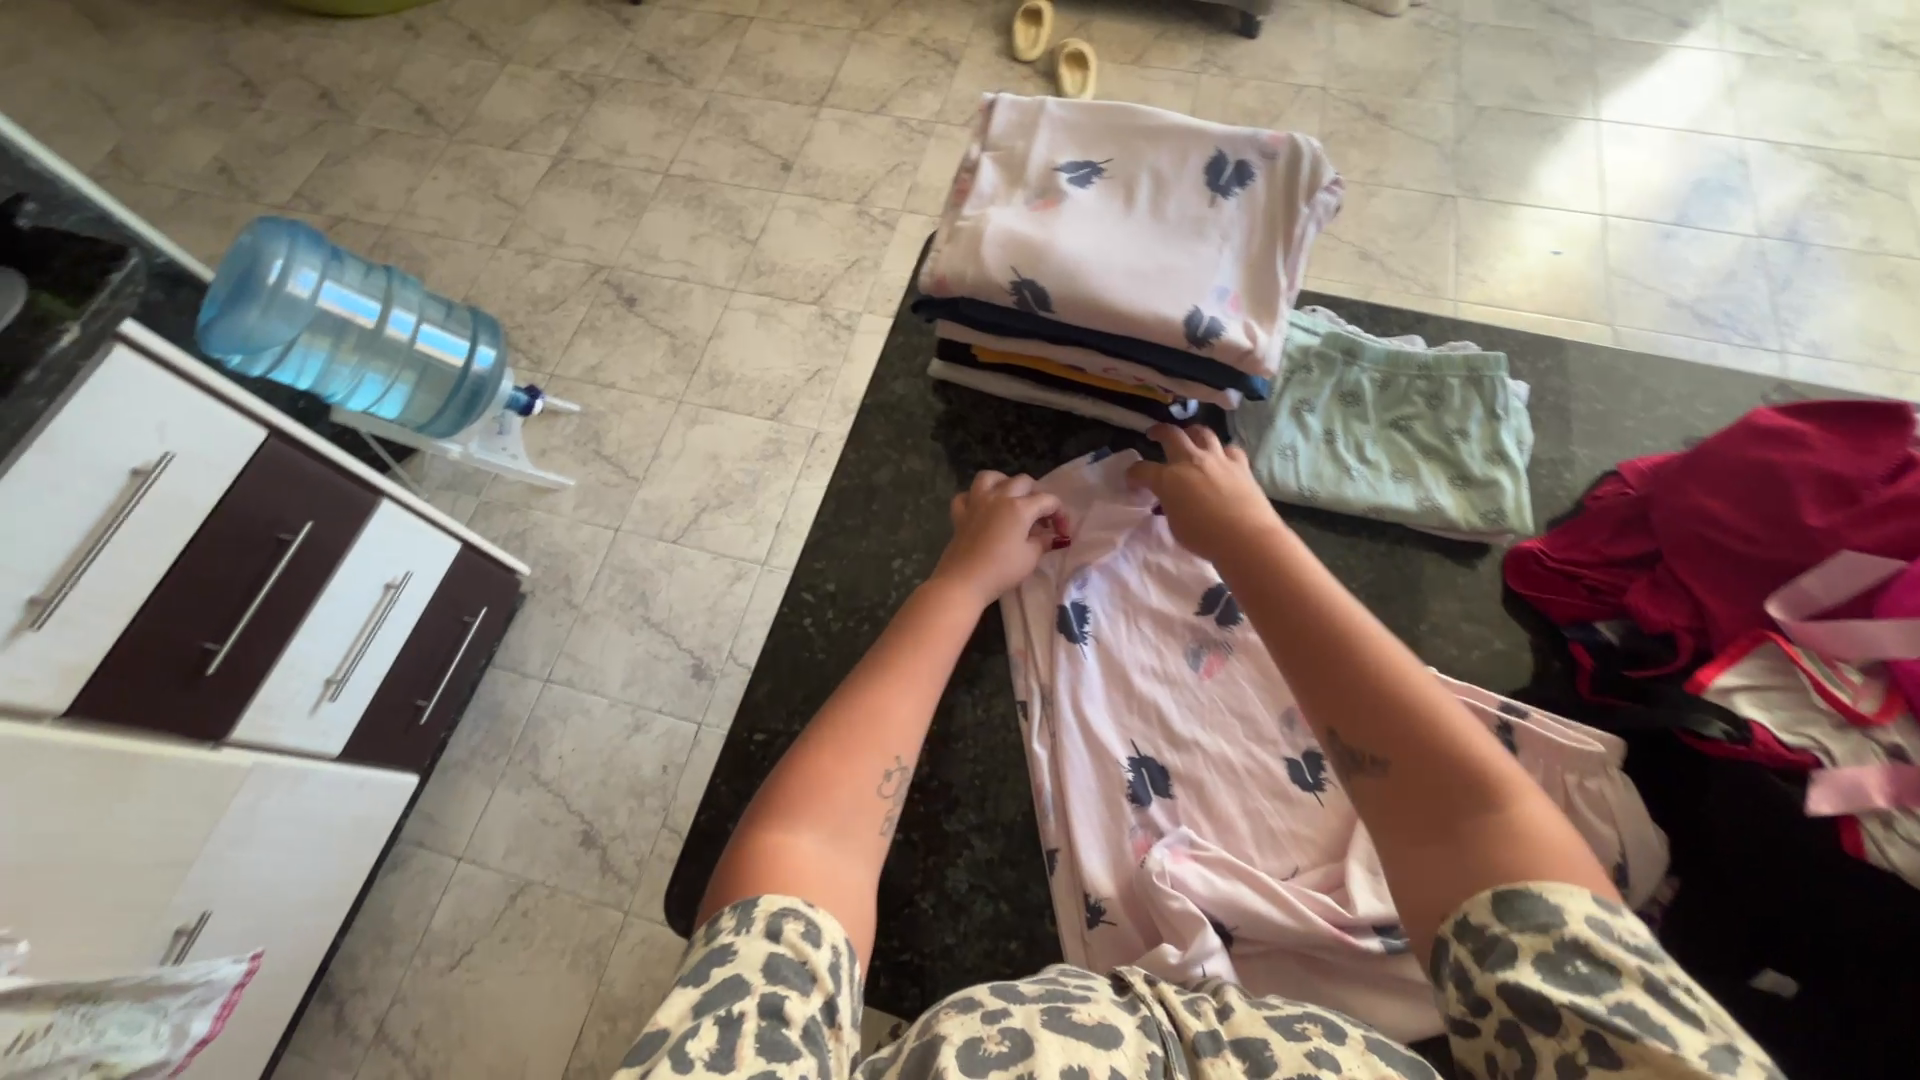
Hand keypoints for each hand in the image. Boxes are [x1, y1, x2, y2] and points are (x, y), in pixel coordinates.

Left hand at [931, 471, 1063, 607]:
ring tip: (1010, 497)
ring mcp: (976, 503)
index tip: (1063, 532)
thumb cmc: (1001, 570)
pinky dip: (974, 497)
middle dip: (1036, 494)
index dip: (1060, 514)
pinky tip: (981, 507)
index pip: (1048, 501)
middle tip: (1040, 516)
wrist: (964, 581)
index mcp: (1019, 507)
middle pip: (1022, 481)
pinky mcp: (959, 514)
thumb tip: (1052, 536)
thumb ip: (1043, 542)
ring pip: (989, 477)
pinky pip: (965, 495)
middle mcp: (998, 497)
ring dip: (1003, 482)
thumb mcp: (1030, 558)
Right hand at [1126, 424, 1283, 563]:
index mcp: (1168, 479)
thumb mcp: (1174, 524)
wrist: (1246, 538)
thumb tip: (1171, 499)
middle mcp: (1190, 461)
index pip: (1141, 469)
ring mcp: (1217, 459)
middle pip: (1171, 435)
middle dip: (1158, 432)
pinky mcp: (1240, 465)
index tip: (1132, 481)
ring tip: (1189, 436)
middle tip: (1153, 434)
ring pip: (1202, 432)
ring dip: (1191, 432)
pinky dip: (1222, 451)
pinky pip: (1229, 448)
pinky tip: (1220, 458)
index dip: (1133, 475)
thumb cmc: (1204, 538)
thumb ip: (1169, 505)